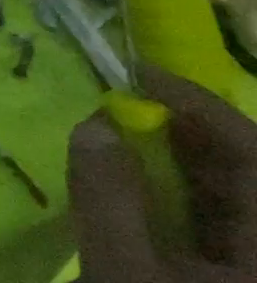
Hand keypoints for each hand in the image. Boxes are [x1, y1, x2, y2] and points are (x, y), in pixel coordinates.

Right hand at [68, 66, 256, 279]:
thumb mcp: (124, 274)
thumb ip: (107, 195)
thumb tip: (93, 126)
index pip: (255, 156)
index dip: (199, 107)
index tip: (136, 73)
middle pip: (254, 178)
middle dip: (189, 136)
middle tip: (120, 107)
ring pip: (242, 204)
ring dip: (188, 169)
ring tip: (124, 143)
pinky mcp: (244, 277)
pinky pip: (236, 232)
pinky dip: (193, 205)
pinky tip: (147, 194)